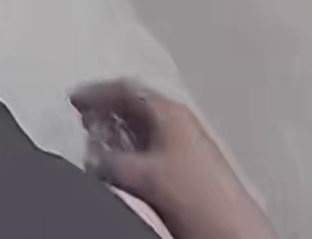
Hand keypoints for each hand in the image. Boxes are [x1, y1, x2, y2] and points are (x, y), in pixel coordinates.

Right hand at [70, 81, 274, 238]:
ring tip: (96, 141)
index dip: (95, 91)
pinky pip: (151, 148)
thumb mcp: (141, 175)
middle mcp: (179, 122)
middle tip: (82, 117)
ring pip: (142, 128)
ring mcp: (187, 145)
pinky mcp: (190, 168)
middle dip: (105, 110)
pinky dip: (130, 150)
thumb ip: (107, 161)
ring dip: (117, 132)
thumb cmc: (197, 199)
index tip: (74, 98)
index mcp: (169, 111)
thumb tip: (90, 156)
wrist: (237, 238)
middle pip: (134, 105)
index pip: (124, 88)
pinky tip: (120, 164)